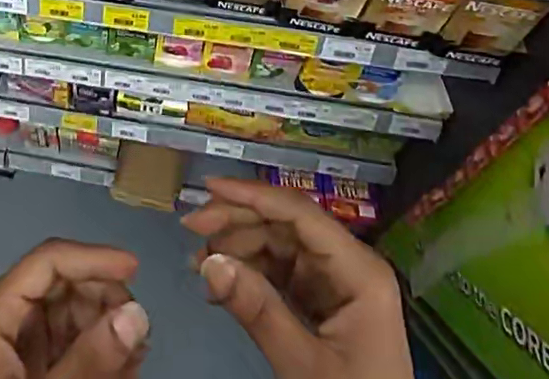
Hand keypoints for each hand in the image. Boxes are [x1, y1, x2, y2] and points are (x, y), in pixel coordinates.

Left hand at [0, 238, 149, 378]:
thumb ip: (90, 359)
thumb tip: (136, 314)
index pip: (49, 260)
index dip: (93, 257)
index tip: (135, 269)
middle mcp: (7, 314)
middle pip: (64, 283)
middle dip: (105, 299)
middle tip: (138, 330)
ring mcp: (19, 340)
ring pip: (73, 311)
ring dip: (106, 326)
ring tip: (136, 357)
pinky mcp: (31, 365)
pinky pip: (70, 341)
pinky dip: (98, 350)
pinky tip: (123, 370)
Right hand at [182, 178, 411, 378]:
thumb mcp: (305, 368)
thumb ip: (258, 311)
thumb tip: (209, 261)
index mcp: (359, 270)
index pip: (299, 213)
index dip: (252, 195)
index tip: (208, 188)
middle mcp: (347, 264)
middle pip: (284, 224)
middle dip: (236, 221)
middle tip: (190, 226)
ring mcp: (333, 282)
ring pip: (276, 244)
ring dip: (235, 248)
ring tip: (197, 262)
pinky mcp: (320, 302)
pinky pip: (277, 272)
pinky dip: (246, 274)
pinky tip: (217, 283)